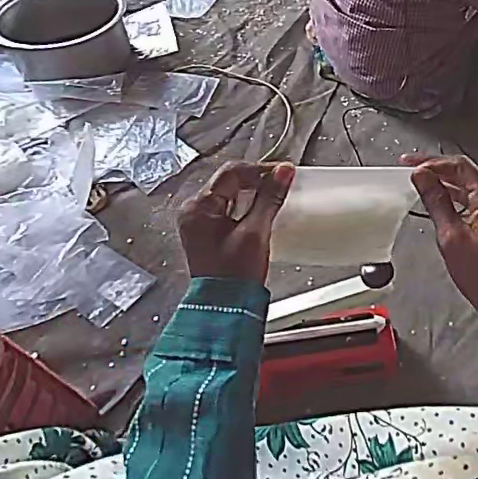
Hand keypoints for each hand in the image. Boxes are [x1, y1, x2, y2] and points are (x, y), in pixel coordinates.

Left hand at [178, 161, 294, 283]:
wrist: (226, 308)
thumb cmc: (234, 275)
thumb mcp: (256, 231)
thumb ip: (270, 198)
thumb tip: (283, 172)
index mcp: (199, 208)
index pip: (231, 173)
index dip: (259, 170)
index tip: (283, 172)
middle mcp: (194, 212)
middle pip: (228, 182)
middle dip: (256, 181)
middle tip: (281, 183)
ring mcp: (199, 224)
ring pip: (229, 195)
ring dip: (253, 194)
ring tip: (274, 198)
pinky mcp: (209, 234)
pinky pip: (228, 210)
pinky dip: (246, 207)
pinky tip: (261, 213)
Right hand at [404, 154, 477, 346]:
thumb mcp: (452, 237)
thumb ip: (436, 202)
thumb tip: (423, 179)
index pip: (461, 166)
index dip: (433, 162)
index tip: (412, 164)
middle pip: (465, 174)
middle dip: (437, 170)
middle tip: (412, 170)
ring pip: (468, 188)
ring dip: (444, 184)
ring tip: (421, 185)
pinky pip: (472, 202)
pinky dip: (454, 199)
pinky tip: (439, 203)